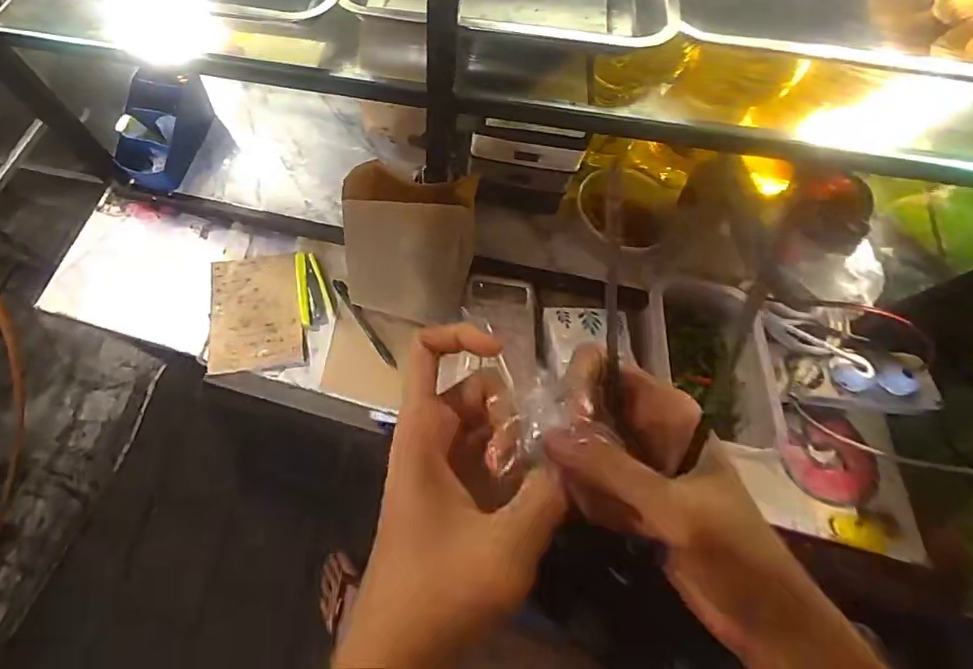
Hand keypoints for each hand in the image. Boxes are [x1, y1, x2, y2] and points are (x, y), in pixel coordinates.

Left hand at [334, 324, 567, 668]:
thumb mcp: (505, 546)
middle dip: (510, 409)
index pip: (425, 351)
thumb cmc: (441, 589)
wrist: (399, 647)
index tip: (506, 352)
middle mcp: (427, 437)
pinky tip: (543, 496)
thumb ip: (546, 497)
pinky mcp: (450, 494)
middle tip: (544, 448)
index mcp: (422, 430)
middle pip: (471, 392)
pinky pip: (484, 459)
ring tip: (546, 478)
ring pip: (482, 427)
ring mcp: (438, 466)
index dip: (461, 335)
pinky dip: (512, 467)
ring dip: (516, 443)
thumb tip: (573, 454)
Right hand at [549, 346, 882, 668]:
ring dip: (575, 471)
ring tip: (589, 503)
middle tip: (559, 465)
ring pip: (585, 446)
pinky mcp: (628, 498)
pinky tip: (597, 520)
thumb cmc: (734, 554)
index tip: (570, 417)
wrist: (767, 624)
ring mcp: (637, 465)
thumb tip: (552, 435)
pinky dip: (583, 496)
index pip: (612, 369)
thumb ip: (614, 470)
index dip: (585, 381)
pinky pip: (590, 481)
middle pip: (591, 406)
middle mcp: (649, 430)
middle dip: (571, 432)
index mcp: (670, 415)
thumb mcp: (675, 509)